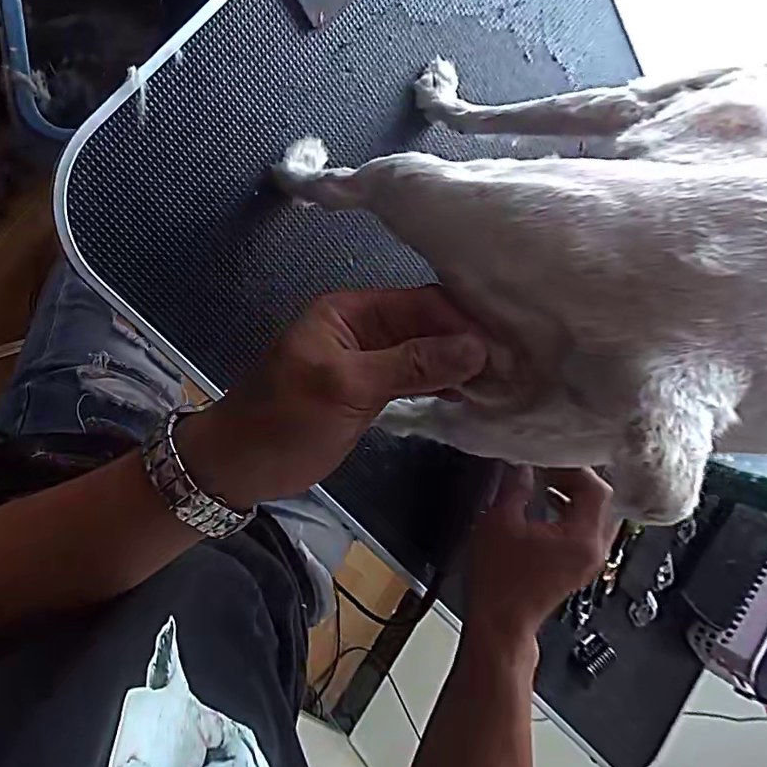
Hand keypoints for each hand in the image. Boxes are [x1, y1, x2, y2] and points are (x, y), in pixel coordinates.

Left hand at [176, 287, 487, 509]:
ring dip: (462, 366)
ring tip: (513, 382)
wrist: (241, 464)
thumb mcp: (344, 386)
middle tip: (525, 365)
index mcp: (348, 311)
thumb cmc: (283, 418)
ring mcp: (368, 362)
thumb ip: (408, 364)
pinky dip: (443, 387)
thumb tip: (476, 346)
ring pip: (425, 354)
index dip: (463, 321)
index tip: (511, 345)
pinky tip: (477, 396)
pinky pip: (415, 381)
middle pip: (427, 326)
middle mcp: (362, 329)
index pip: (419, 302)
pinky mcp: (371, 393)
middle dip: (469, 343)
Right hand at [463, 466, 617, 646]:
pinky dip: (571, 509)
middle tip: (548, 465)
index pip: (596, 490)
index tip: (546, 457)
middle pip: (604, 501)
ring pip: (598, 514)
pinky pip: (587, 527)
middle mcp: (595, 550)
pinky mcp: (579, 564)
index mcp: (581, 539)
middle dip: (577, 478)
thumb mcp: (498, 521)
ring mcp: (590, 559)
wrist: (501, 618)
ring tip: (545, 480)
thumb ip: (515, 488)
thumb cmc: (498, 578)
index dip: (572, 468)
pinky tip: (546, 501)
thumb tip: (521, 466)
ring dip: (575, 493)